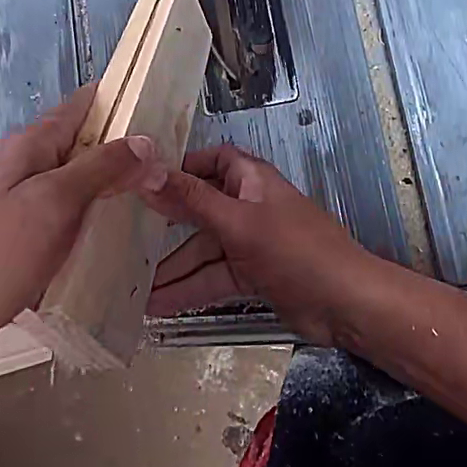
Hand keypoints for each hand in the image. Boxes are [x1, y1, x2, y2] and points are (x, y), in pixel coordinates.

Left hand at [0, 85, 166, 364]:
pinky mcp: (18, 234)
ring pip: (78, 178)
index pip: (86, 103)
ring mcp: (19, 200)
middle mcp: (24, 164)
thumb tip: (145, 140)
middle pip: (86, 141)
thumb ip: (102, 167)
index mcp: (31, 144)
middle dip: (126, 148)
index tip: (165, 111)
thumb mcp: (54, 204)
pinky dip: (93, 214)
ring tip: (150, 197)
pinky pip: (67, 211)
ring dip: (112, 184)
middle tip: (168, 165)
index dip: (124, 99)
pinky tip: (112, 232)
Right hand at [131, 144, 380, 346]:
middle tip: (123, 239)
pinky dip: (190, 289)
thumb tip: (148, 171)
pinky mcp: (253, 273)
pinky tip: (158, 306)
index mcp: (251, 179)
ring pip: (204, 249)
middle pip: (201, 208)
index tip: (142, 180)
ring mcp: (251, 241)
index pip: (212, 160)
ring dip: (173, 269)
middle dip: (166, 226)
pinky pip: (214, 276)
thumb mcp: (239, 223)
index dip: (181, 167)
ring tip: (131, 289)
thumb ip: (192, 200)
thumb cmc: (295, 250)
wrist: (344, 301)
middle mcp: (249, 205)